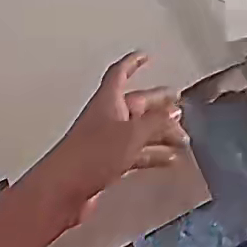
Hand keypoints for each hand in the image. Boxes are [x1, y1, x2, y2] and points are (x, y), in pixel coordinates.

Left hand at [18, 52, 187, 230]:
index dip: (133, 63)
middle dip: (158, 103)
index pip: (120, 74)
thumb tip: (174, 111)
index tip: (145, 56)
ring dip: (160, 132)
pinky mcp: (107, 163)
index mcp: (108, 102)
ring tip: (182, 137)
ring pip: (138, 130)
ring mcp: (106, 141)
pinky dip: (152, 155)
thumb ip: (156, 122)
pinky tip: (168, 160)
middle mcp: (107, 117)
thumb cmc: (91, 156)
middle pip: (136, 104)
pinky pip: (135, 153)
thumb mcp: (131, 134)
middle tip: (177, 102)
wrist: (63, 190)